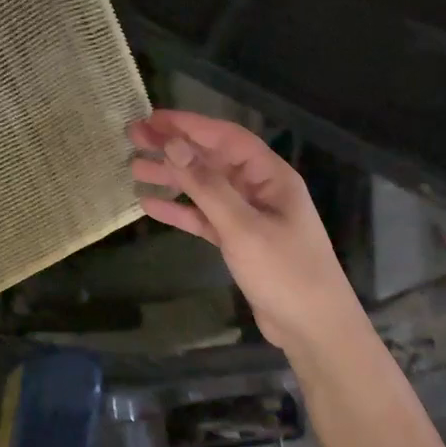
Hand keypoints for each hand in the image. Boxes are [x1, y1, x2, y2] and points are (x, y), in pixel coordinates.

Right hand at [129, 111, 366, 351]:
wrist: (312, 327)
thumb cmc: (285, 271)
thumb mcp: (243, 226)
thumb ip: (207, 186)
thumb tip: (174, 145)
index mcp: (271, 176)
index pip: (226, 137)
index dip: (189, 125)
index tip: (152, 119)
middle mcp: (260, 190)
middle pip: (212, 159)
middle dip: (174, 148)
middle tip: (133, 138)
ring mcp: (249, 216)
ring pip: (204, 188)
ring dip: (172, 178)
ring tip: (134, 169)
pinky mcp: (239, 242)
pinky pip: (204, 217)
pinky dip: (179, 211)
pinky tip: (150, 206)